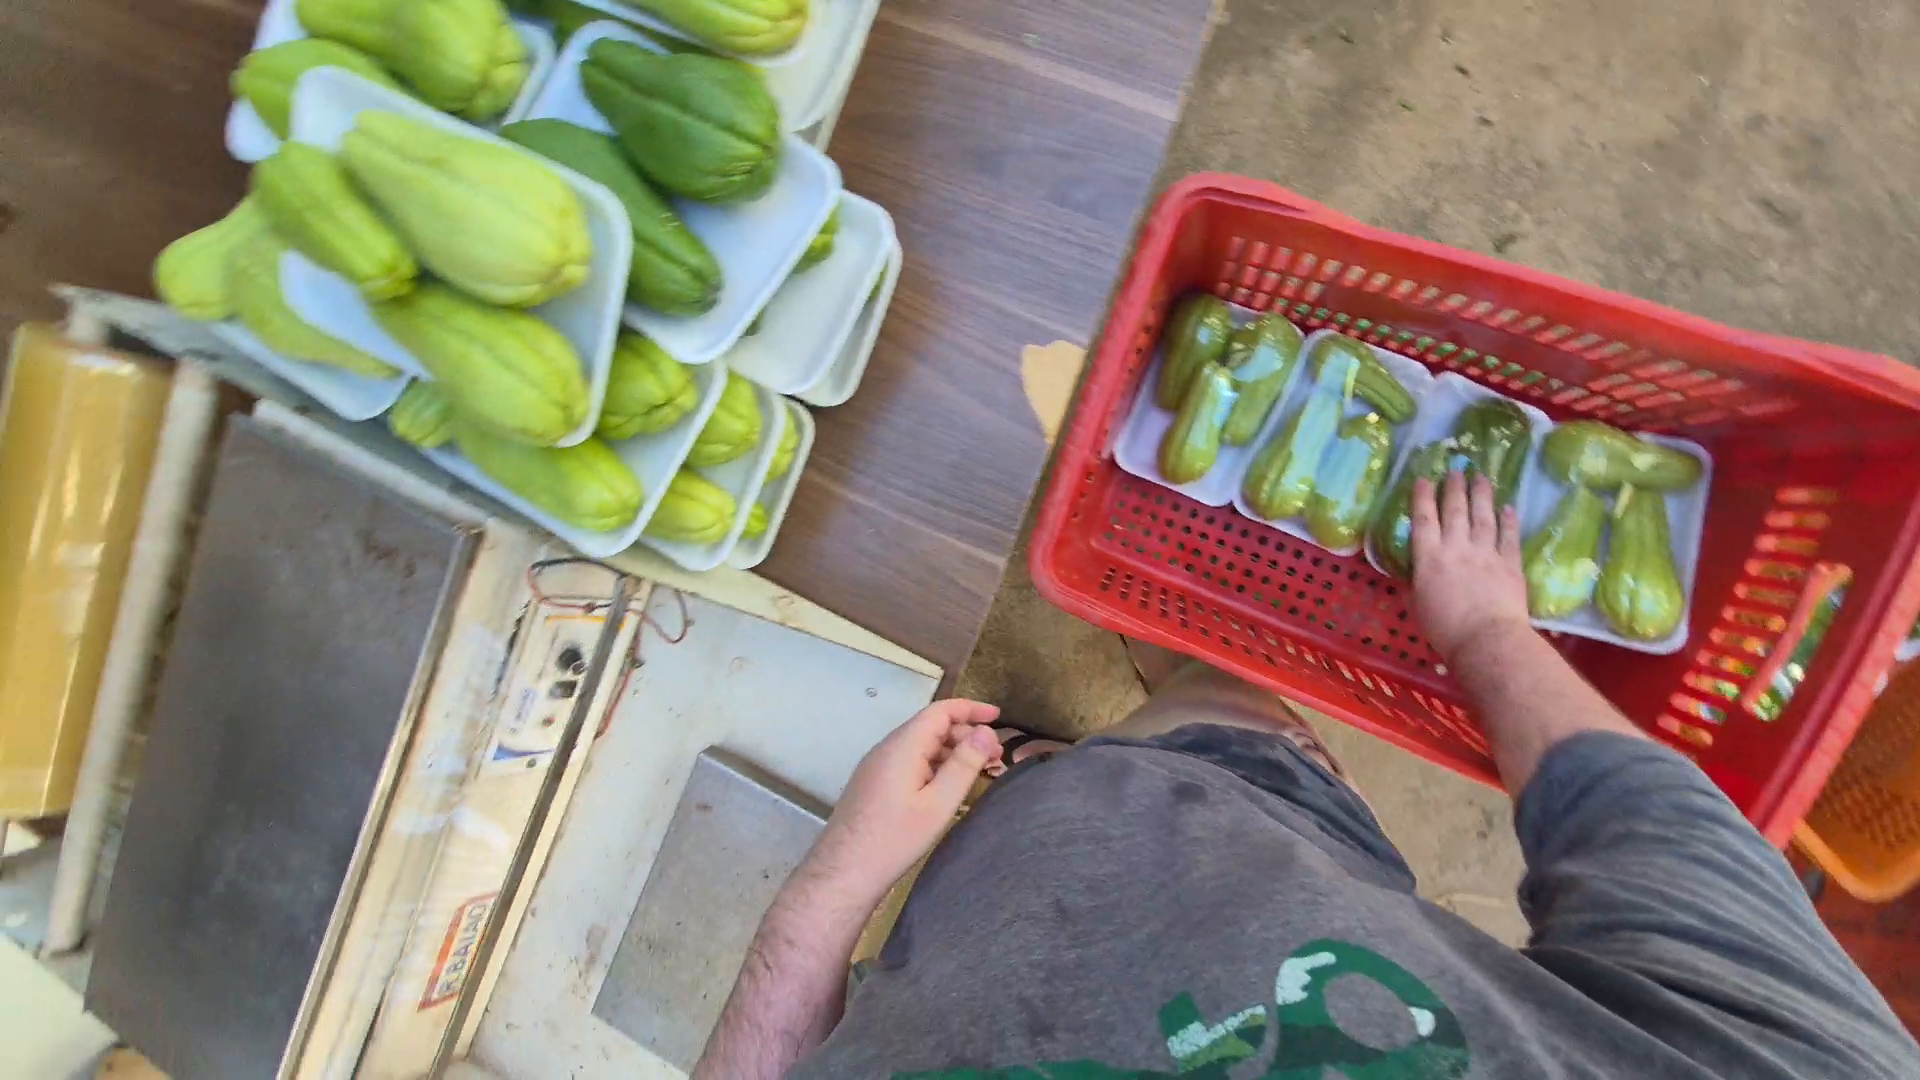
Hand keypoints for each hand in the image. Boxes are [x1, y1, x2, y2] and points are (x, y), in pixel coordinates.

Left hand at [807, 699, 1002, 904]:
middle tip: (997, 758)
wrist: (843, 872)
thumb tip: (985, 732)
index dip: (971, 709)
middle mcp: (887, 747)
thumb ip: (964, 765)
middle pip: (931, 727)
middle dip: (966, 735)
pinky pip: (910, 761)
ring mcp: (877, 765)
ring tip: (979, 772)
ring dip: (952, 752)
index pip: (941, 711)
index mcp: (903, 745)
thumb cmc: (894, 839)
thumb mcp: (938, 804)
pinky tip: (949, 786)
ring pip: (921, 745)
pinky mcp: (874, 782)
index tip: (998, 717)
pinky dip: (935, 765)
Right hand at [1410, 470, 1530, 660]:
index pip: (1424, 520)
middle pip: (1455, 511)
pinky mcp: (1511, 564)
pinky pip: (1510, 537)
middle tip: (1456, 469)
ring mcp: (1487, 554)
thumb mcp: (1416, 604)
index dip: (1423, 498)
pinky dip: (1509, 521)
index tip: (1424, 479)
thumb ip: (1412, 584)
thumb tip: (1409, 574)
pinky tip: (1509, 507)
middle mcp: (1457, 548)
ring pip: (1484, 517)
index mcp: (1429, 558)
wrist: (1487, 639)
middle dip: (1454, 488)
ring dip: (1482, 496)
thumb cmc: (1443, 627)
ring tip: (1481, 478)